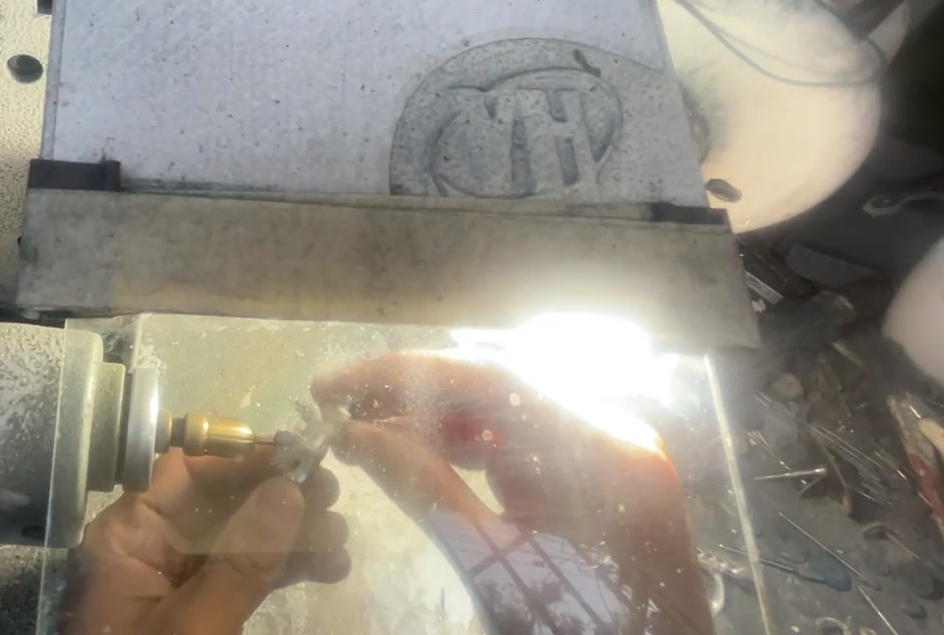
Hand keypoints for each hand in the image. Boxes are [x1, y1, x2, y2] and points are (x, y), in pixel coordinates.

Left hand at [62, 449, 350, 634]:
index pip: (179, 473)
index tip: (290, 456)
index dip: (236, 459)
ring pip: (238, 539)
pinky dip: (284, 569)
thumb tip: (287, 490)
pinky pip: (243, 575)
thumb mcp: (196, 627)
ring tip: (340, 535)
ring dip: (292, 534)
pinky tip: (328, 566)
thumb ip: (242, 562)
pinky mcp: (200, 612)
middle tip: (330, 491)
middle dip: (275, 495)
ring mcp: (176, 581)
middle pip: (216, 502)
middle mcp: (149, 548)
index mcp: (126, 537)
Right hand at [314, 353, 712, 634]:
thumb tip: (351, 432)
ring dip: (428, 420)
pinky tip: (414, 454)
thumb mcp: (496, 570)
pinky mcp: (591, 476)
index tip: (331, 387)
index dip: (399, 373)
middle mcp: (612, 432)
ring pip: (498, 410)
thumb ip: (424, 488)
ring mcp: (606, 453)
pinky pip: (513, 441)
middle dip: (409, 395)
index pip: (486, 378)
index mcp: (604, 450)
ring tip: (364, 430)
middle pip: (491, 387)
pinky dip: (460, 447)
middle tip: (338, 405)